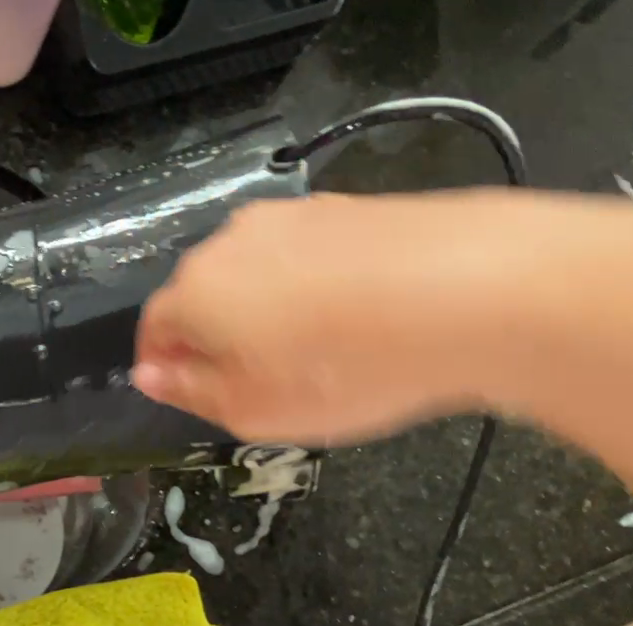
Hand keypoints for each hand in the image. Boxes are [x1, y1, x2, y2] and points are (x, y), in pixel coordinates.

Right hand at [131, 190, 632, 443]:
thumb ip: (189, 392)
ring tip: (311, 353)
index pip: (153, 329)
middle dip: (213, 337)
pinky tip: (353, 321)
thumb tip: (151, 374)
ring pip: (255, 274)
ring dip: (262, 312)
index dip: (164, 367)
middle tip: (254, 383)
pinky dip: (311, 290)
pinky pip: (306, 257)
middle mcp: (232, 241)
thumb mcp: (250, 411)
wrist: (480, 290)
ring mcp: (295, 216)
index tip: (191, 395)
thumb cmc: (345, 369)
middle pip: (202, 296)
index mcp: (194, 291)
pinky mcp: (351, 207)